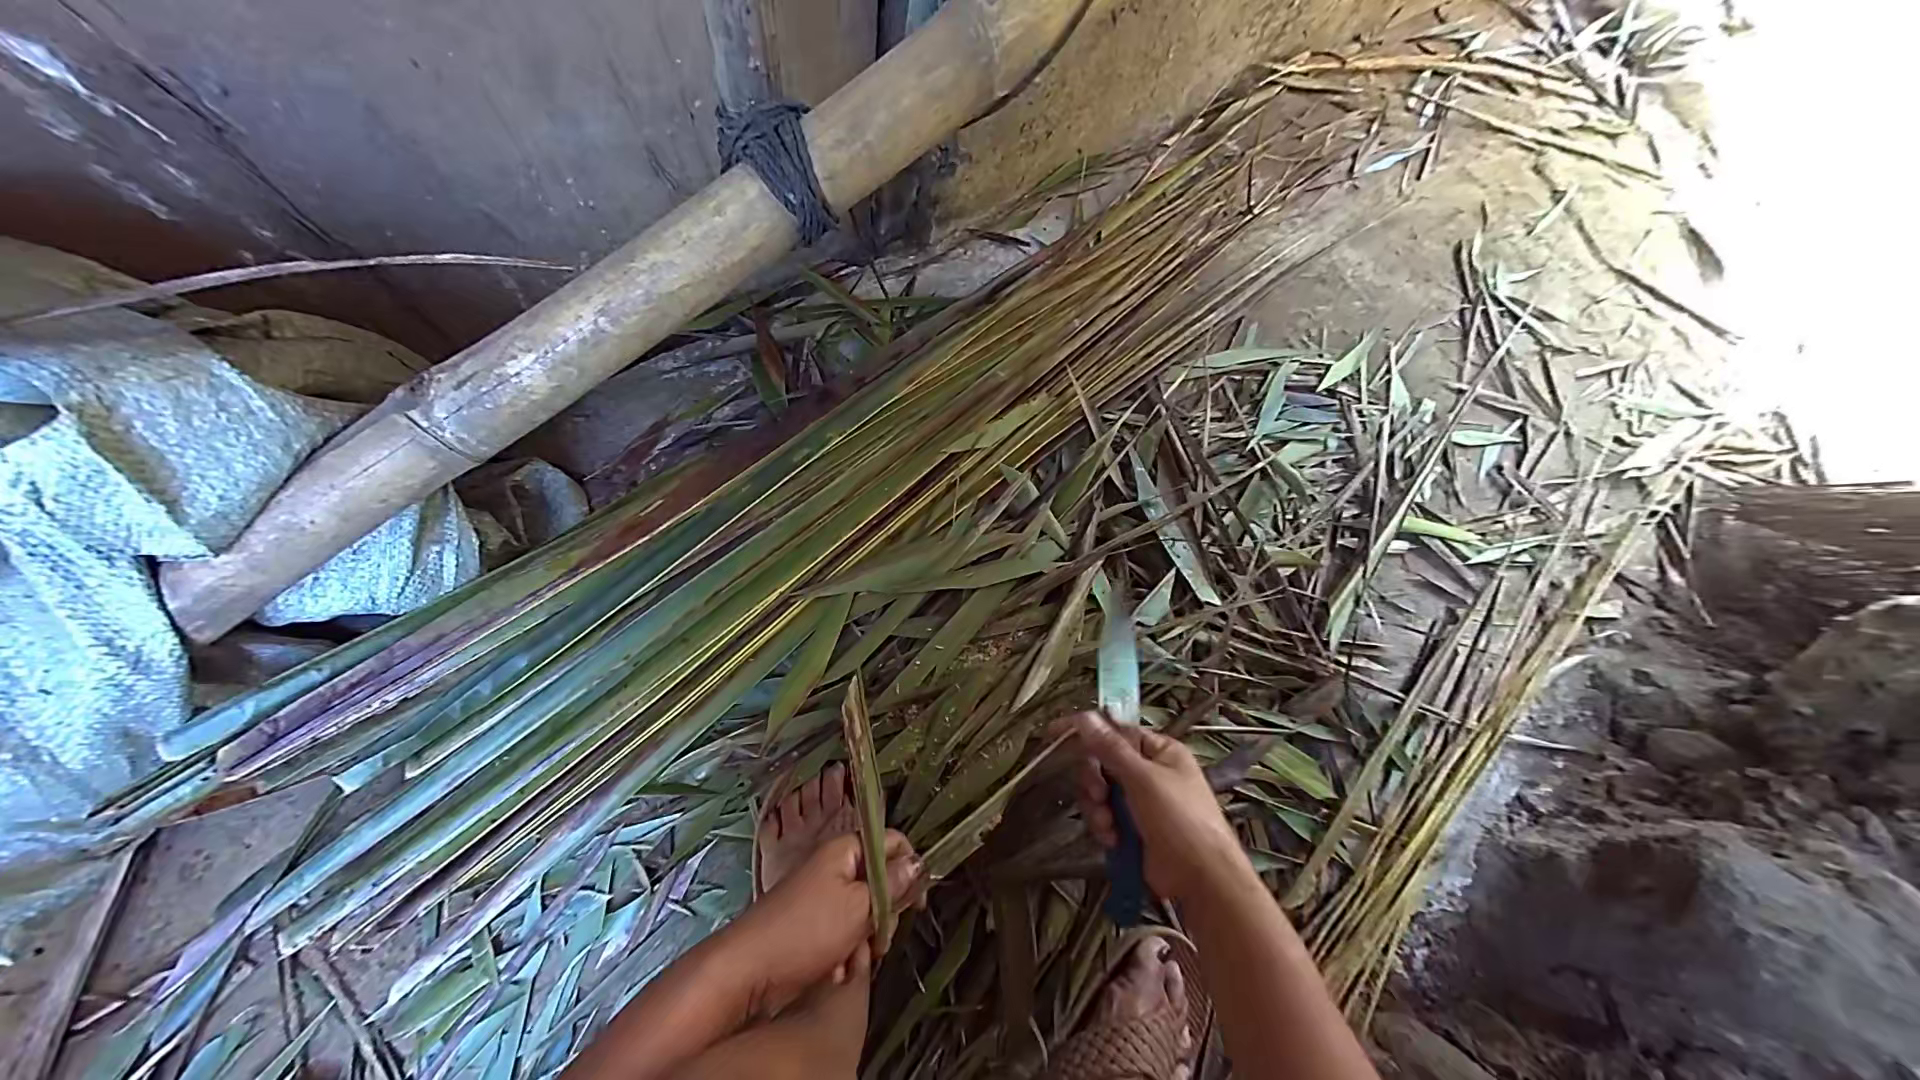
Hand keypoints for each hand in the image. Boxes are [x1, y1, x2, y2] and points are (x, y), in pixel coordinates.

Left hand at [720, 830, 918, 1017]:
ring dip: (865, 939)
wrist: (748, 972)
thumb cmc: (807, 930)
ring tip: (855, 960)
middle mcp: (834, 867)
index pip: (892, 843)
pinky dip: (845, 952)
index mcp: (845, 849)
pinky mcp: (812, 926)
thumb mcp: (860, 906)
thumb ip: (894, 885)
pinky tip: (837, 972)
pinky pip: (843, 932)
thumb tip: (921, 863)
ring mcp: (822, 897)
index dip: (911, 867)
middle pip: (880, 880)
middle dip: (886, 913)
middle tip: (881, 939)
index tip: (919, 902)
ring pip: (864, 912)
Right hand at [1052, 710, 1249, 904]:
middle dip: (1094, 781)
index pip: (1115, 731)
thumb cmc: (1181, 821)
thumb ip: (1110, 748)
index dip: (1086, 732)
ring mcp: (1139, 801)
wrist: (1202, 880)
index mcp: (1159, 751)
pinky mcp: (1131, 827)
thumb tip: (1085, 717)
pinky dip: (1104, 827)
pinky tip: (1113, 839)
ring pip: (1099, 792)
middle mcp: (1148, 772)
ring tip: (1109, 825)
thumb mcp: (1144, 779)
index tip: (1055, 733)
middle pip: (1101, 763)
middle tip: (1099, 795)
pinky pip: (1103, 816)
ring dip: (1097, 808)